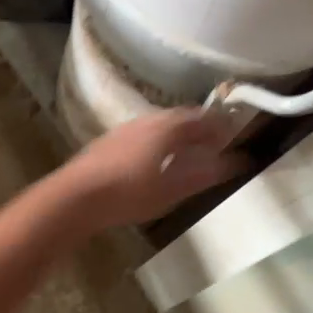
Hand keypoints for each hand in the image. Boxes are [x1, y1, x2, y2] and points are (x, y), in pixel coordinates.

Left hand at [52, 108, 246, 229]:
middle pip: (178, 116)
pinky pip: (144, 131)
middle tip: (214, 140)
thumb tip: (234, 162)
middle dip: (198, 126)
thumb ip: (203, 174)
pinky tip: (157, 157)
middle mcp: (146, 120)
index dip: (218, 124)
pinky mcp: (110, 140)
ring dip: (178, 131)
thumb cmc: (129, 194)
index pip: (199, 118)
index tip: (232, 133)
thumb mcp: (172, 189)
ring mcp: (125, 128)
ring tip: (189, 149)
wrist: (77, 196)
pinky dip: (160, 138)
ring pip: (159, 122)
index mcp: (165, 128)